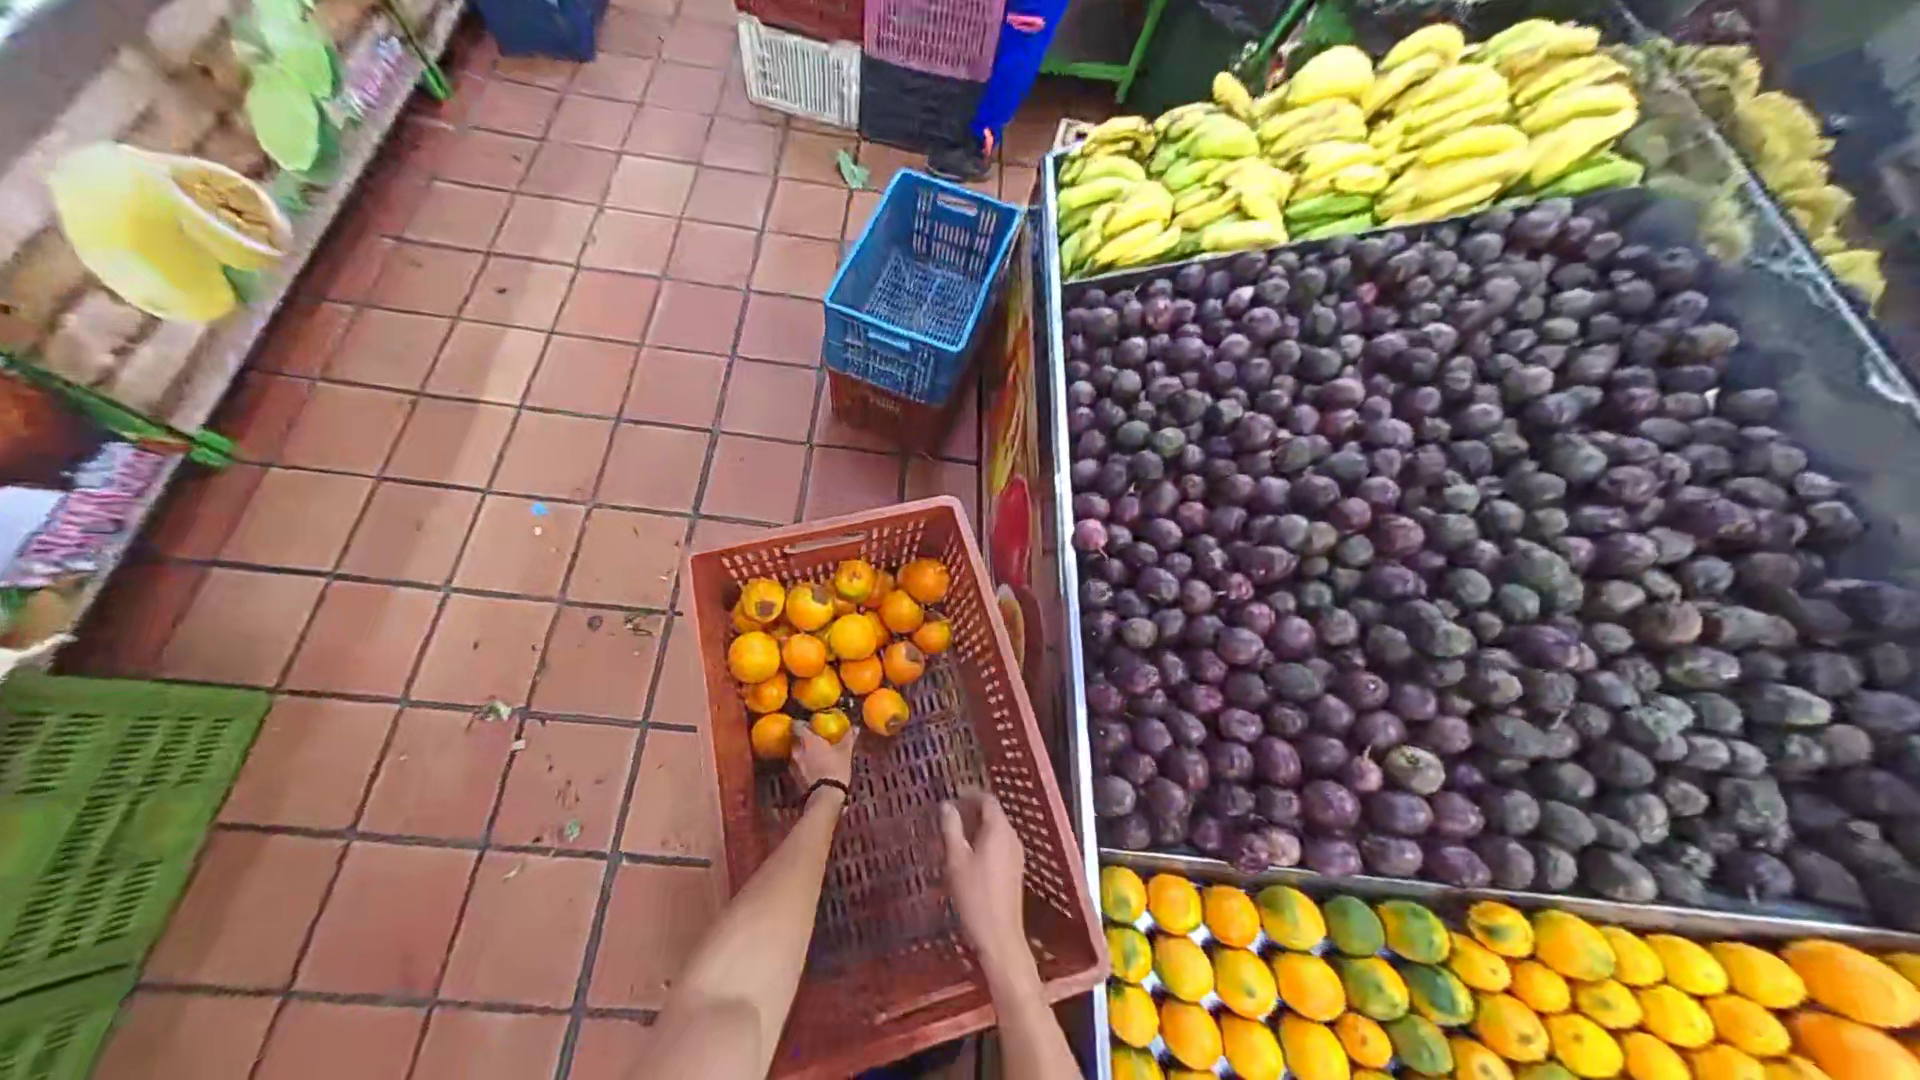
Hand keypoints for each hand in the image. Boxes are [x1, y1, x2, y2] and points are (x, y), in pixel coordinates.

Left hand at [791, 722, 856, 800]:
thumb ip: (848, 738)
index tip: (809, 724)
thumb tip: (855, 727)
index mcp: (808, 740)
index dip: (801, 723)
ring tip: (813, 753)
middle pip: (795, 739)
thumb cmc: (836, 768)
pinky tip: (812, 766)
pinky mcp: (793, 777)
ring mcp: (793, 764)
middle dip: (802, 738)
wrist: (825, 795)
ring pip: (795, 752)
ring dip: (802, 751)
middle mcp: (797, 750)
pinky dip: (802, 763)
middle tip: (814, 738)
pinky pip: (796, 764)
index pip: (797, 725)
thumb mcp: (845, 752)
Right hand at [940, 792, 1031, 977]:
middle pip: (994, 813)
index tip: (953, 796)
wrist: (999, 935)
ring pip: (997, 829)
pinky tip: (969, 852)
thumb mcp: (956, 860)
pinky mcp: (1015, 869)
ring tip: (956, 831)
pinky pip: (1000, 843)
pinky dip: (985, 839)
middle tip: (951, 813)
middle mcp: (1012, 837)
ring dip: (978, 825)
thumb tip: (947, 805)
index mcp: (999, 830)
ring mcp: (1016, 854)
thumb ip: (951, 829)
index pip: (988, 800)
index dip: (971, 794)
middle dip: (973, 809)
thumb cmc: (974, 895)